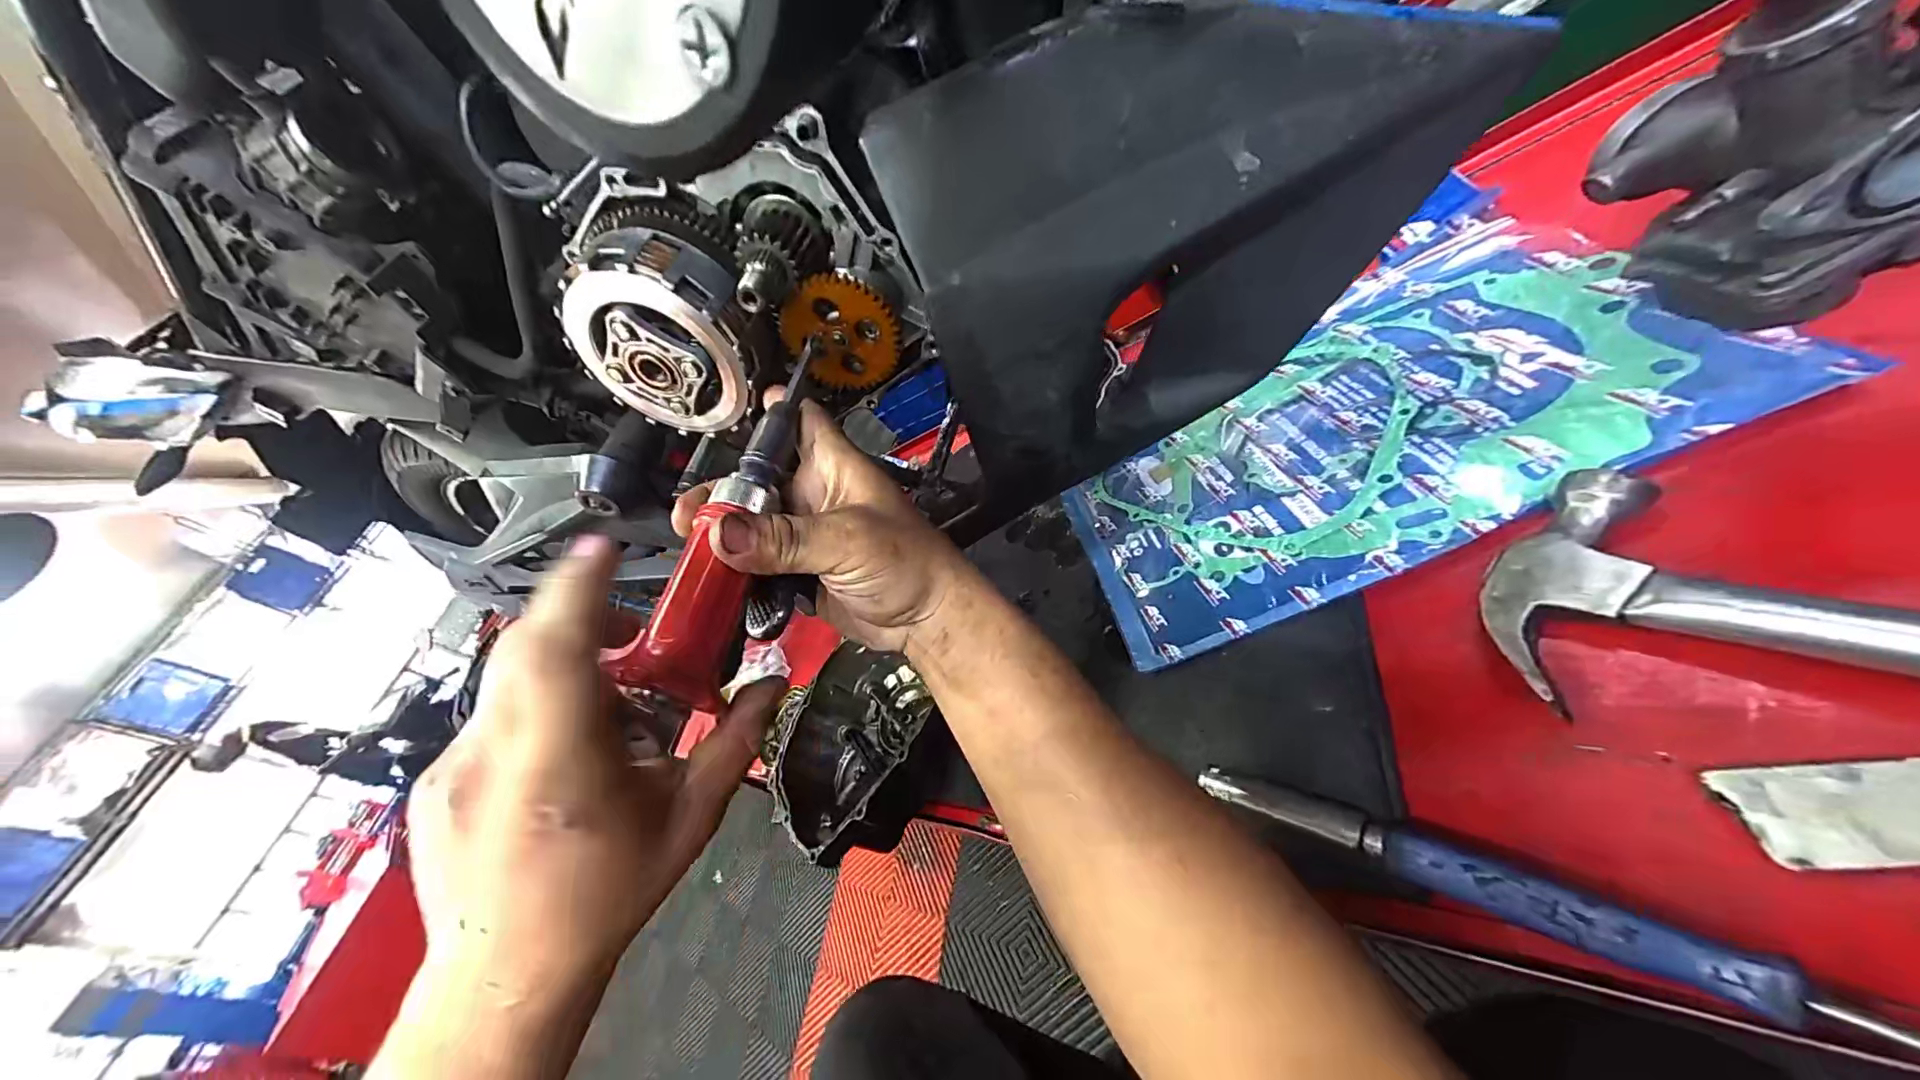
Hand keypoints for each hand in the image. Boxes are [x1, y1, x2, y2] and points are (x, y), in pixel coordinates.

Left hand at [405, 534, 785, 989]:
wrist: (509, 974)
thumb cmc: (608, 895)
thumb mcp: (690, 816)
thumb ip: (735, 740)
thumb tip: (772, 685)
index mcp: (560, 764)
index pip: (554, 651)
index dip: (577, 589)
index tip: (600, 547)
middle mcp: (494, 755)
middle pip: (529, 647)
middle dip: (583, 617)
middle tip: (632, 634)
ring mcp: (454, 765)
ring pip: (514, 678)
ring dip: (569, 670)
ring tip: (613, 711)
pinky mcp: (437, 776)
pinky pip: (495, 712)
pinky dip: (541, 706)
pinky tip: (570, 753)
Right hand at [672, 400, 974, 652]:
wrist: (924, 620)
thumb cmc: (908, 562)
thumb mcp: (849, 540)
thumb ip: (787, 539)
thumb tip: (724, 535)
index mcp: (833, 467)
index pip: (797, 421)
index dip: (767, 412)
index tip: (728, 417)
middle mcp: (813, 496)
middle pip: (755, 480)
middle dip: (720, 493)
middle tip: (689, 515)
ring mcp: (803, 535)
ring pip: (751, 525)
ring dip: (722, 535)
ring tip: (692, 547)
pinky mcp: (797, 571)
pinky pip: (757, 564)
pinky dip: (736, 569)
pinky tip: (714, 578)